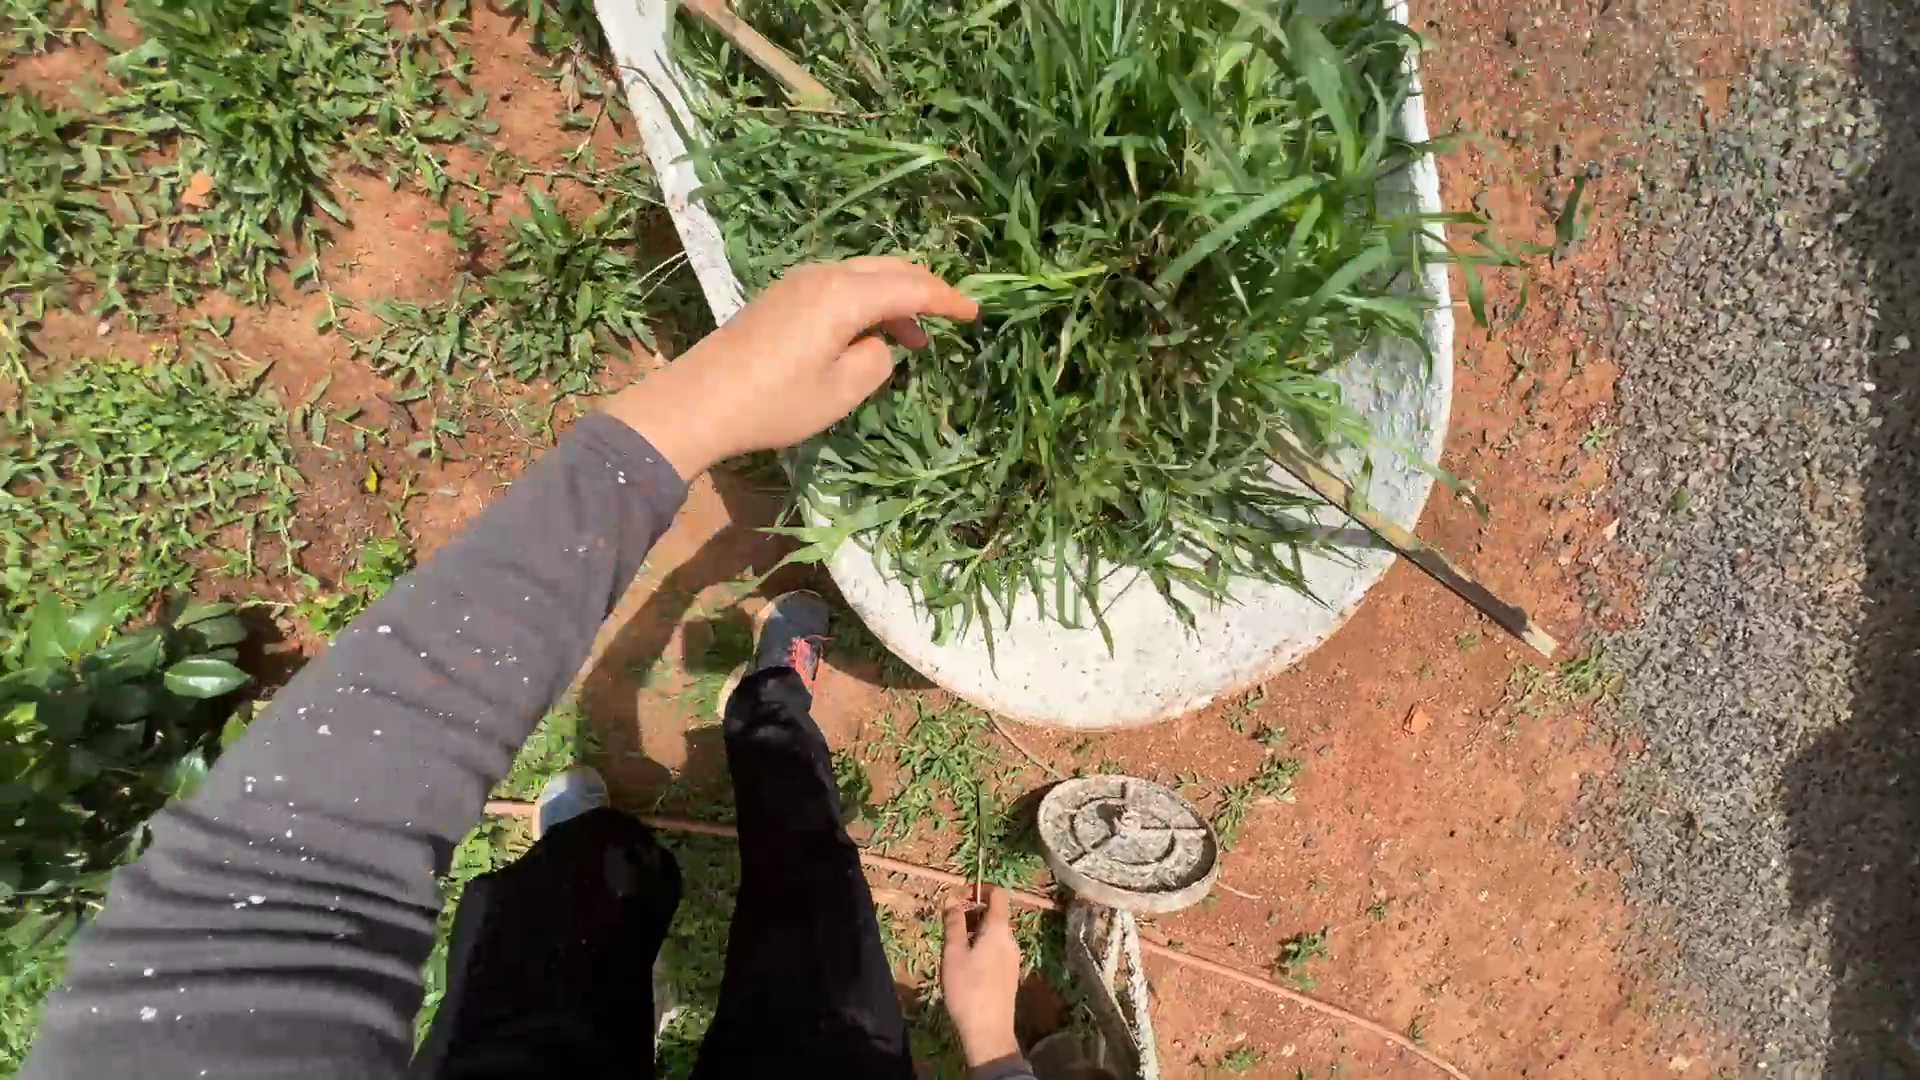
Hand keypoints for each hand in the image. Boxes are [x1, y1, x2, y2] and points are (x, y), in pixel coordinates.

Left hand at [604, 256, 977, 478]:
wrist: (701, 401)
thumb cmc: (777, 402)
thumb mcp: (842, 391)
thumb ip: (877, 360)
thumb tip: (878, 342)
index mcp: (844, 296)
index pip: (911, 289)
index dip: (948, 300)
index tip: (975, 313)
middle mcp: (823, 276)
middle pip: (889, 269)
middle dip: (925, 288)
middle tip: (951, 313)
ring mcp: (798, 282)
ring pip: (863, 275)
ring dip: (894, 298)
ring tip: (913, 337)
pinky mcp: (782, 297)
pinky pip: (839, 286)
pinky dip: (867, 302)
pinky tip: (869, 332)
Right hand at [940, 888, 1022, 1066]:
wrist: (989, 1034)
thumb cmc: (968, 988)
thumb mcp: (954, 952)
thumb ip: (954, 923)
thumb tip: (952, 898)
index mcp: (999, 929)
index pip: (998, 894)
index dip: (980, 889)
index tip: (960, 897)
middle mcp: (1011, 940)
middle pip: (994, 914)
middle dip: (972, 914)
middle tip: (950, 928)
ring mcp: (1013, 958)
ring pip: (994, 934)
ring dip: (975, 932)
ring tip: (955, 950)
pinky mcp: (1010, 975)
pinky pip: (997, 949)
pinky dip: (982, 947)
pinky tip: (967, 967)